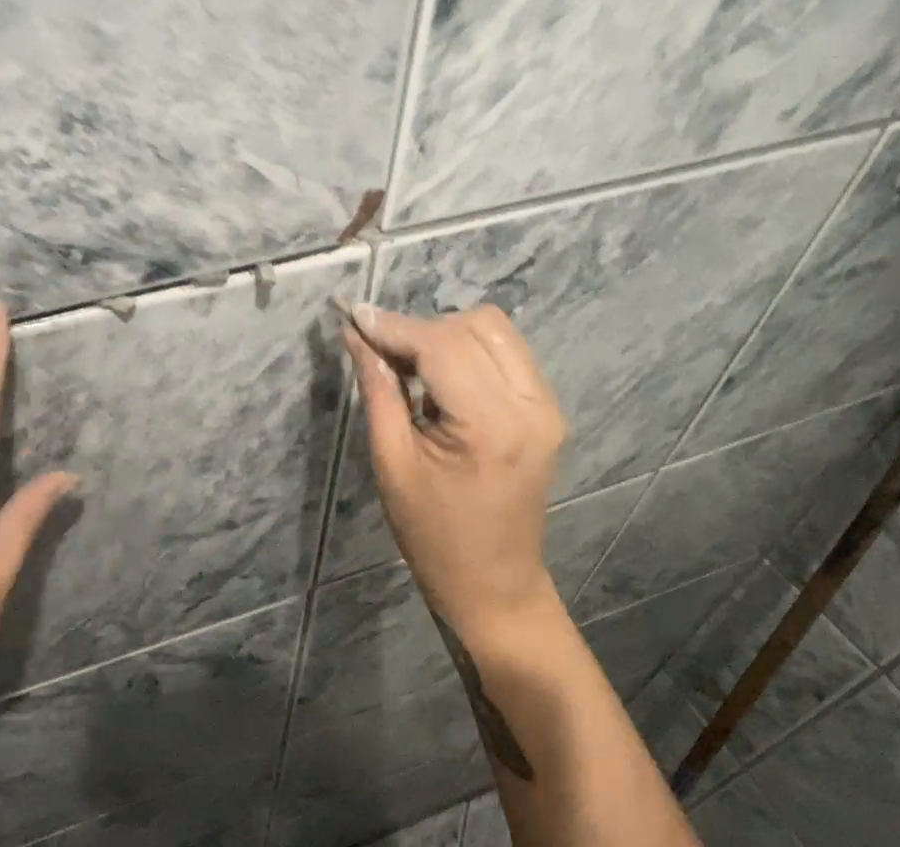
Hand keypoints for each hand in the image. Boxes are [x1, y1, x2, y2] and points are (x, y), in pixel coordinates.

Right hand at [339, 303, 566, 645]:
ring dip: (446, 336)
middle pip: (475, 326)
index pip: (442, 346)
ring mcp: (546, 406)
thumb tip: (356, 334)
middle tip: (381, 354)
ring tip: (410, 369)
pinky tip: (441, 383)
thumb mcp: (392, 463)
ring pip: (495, 331)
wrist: (493, 583)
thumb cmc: (432, 535)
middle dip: (421, 330)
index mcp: (491, 425)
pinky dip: (468, 352)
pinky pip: (507, 353)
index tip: (352, 316)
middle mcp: (531, 405)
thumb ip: (378, 390)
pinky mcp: (547, 410)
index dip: (394, 326)